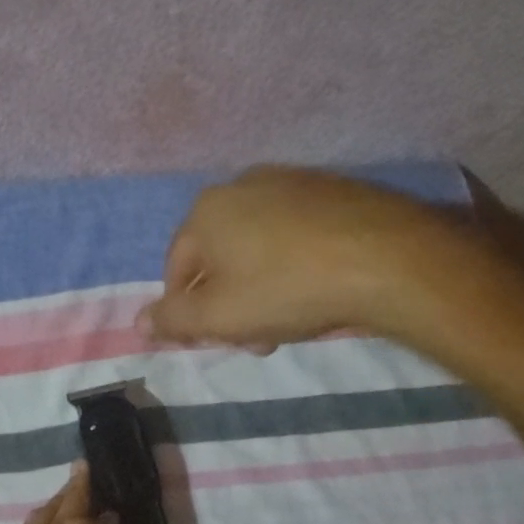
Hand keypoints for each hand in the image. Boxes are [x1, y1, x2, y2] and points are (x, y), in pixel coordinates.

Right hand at [140, 165, 475, 352]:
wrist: (386, 258)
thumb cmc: (286, 288)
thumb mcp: (219, 316)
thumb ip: (173, 319)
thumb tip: (138, 323)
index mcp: (206, 210)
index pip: (176, 270)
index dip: (188, 312)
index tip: (213, 341)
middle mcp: (242, 184)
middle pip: (218, 257)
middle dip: (229, 303)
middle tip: (255, 339)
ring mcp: (291, 181)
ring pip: (257, 247)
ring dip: (260, 288)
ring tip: (288, 321)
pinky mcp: (333, 189)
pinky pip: (295, 235)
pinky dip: (294, 264)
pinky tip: (317, 290)